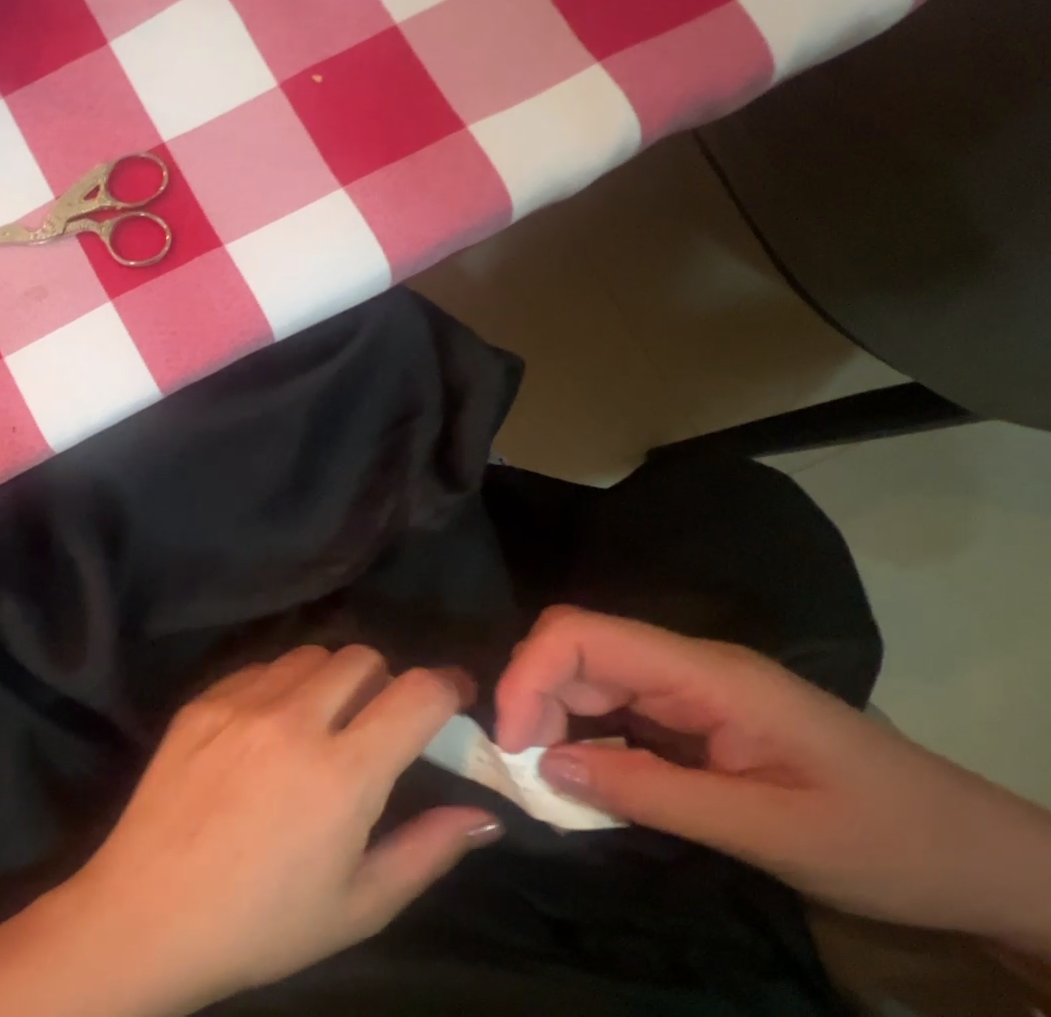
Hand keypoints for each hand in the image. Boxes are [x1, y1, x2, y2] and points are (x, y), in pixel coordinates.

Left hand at [57, 646, 503, 1010]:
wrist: (149, 912)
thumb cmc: (263, 923)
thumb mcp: (361, 905)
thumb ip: (428, 850)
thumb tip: (483, 814)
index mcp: (342, 772)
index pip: (417, 693)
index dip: (449, 688)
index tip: (456, 702)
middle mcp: (291, 720)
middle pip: (362, 658)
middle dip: (388, 683)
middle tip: (383, 725)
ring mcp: (237, 705)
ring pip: (308, 655)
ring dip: (333, 679)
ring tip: (325, 725)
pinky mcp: (199, 703)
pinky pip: (257, 669)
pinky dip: (280, 686)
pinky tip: (270, 731)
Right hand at [496, 607, 1050, 956]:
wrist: (988, 864)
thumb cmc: (891, 842)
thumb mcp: (769, 832)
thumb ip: (649, 794)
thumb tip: (543, 764)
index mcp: (709, 675)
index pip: (584, 635)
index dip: (527, 674)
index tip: (510, 743)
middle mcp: (691, 670)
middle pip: (576, 654)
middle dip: (530, 704)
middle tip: (523, 776)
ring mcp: (693, 694)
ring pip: (588, 684)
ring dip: (553, 727)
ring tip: (545, 786)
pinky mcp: (695, 723)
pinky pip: (616, 718)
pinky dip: (584, 746)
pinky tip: (583, 785)